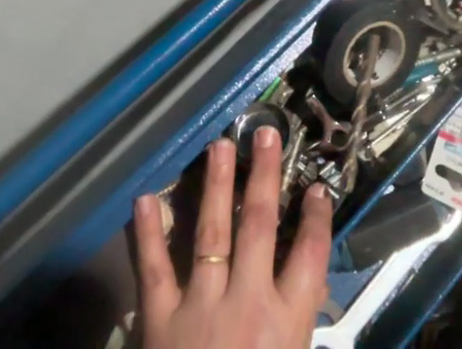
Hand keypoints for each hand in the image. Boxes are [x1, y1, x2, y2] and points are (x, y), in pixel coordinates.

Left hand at [134, 129, 331, 348]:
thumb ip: (296, 327)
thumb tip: (303, 291)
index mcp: (285, 322)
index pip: (309, 254)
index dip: (316, 216)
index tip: (317, 187)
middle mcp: (247, 301)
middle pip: (260, 225)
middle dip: (264, 176)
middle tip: (266, 134)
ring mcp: (200, 305)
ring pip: (211, 231)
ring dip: (216, 186)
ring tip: (220, 146)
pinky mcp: (160, 318)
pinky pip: (153, 268)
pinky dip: (148, 233)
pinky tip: (145, 199)